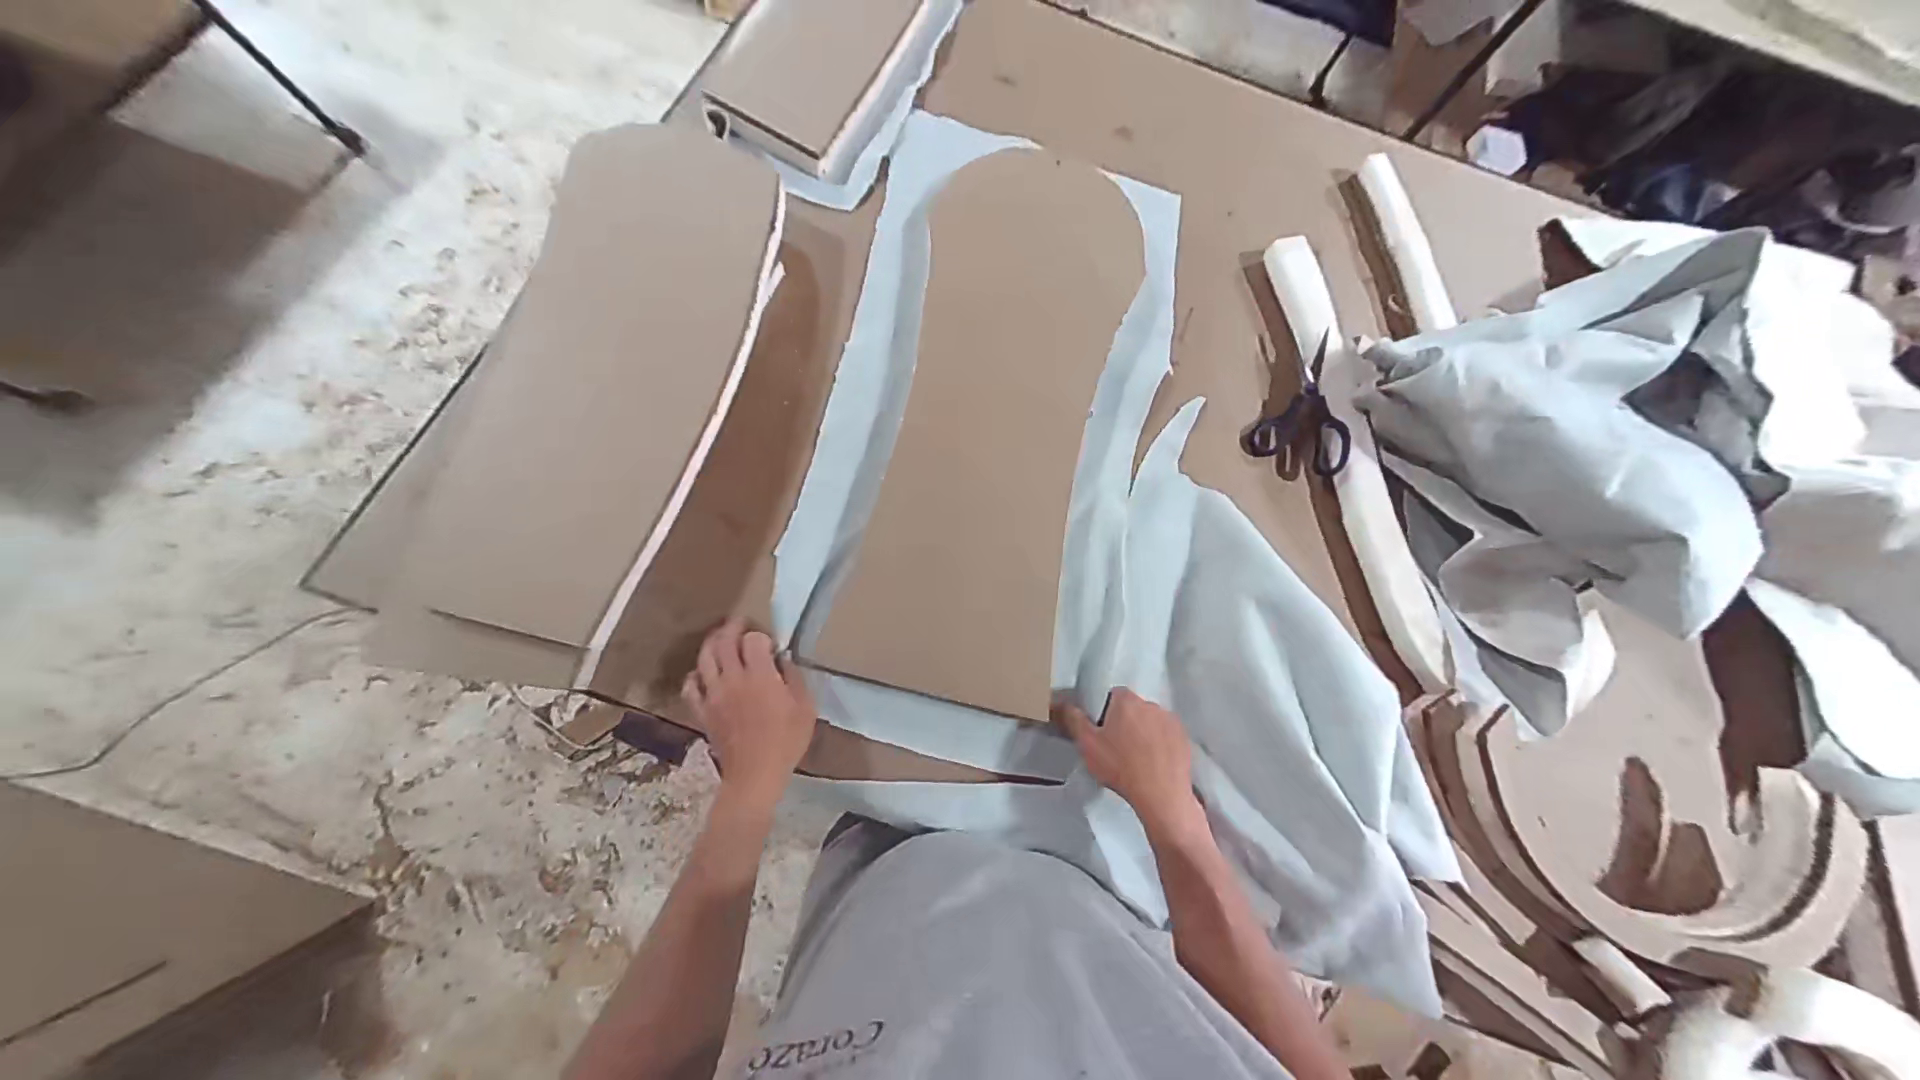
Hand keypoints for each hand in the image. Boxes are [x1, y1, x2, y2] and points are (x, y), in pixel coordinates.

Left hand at [682, 619, 816, 809]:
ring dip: (712, 643)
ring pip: (704, 658)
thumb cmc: (786, 741)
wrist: (755, 774)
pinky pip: (690, 686)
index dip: (761, 636)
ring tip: (720, 638)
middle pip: (724, 642)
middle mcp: (732, 678)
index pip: (753, 639)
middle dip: (732, 628)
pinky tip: (703, 674)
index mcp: (760, 675)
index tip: (770, 644)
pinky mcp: (702, 710)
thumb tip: (783, 660)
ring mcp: (713, 694)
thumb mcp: (805, 707)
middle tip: (740, 624)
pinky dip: (695, 675)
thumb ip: (794, 678)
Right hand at [1055, 688, 1204, 838]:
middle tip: (1115, 746)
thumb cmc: (1120, 767)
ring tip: (1136, 757)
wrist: (1161, 795)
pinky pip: (1166, 734)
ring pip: (1149, 720)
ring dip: (1142, 731)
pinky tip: (1153, 762)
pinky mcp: (1183, 737)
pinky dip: (1159, 742)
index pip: (1111, 695)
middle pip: (1131, 707)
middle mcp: (1150, 704)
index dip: (1104, 711)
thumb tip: (1059, 702)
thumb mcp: (1087, 745)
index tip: (1101, 731)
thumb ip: (1073, 719)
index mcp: (1126, 700)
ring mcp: (1170, 720)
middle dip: (1124, 721)